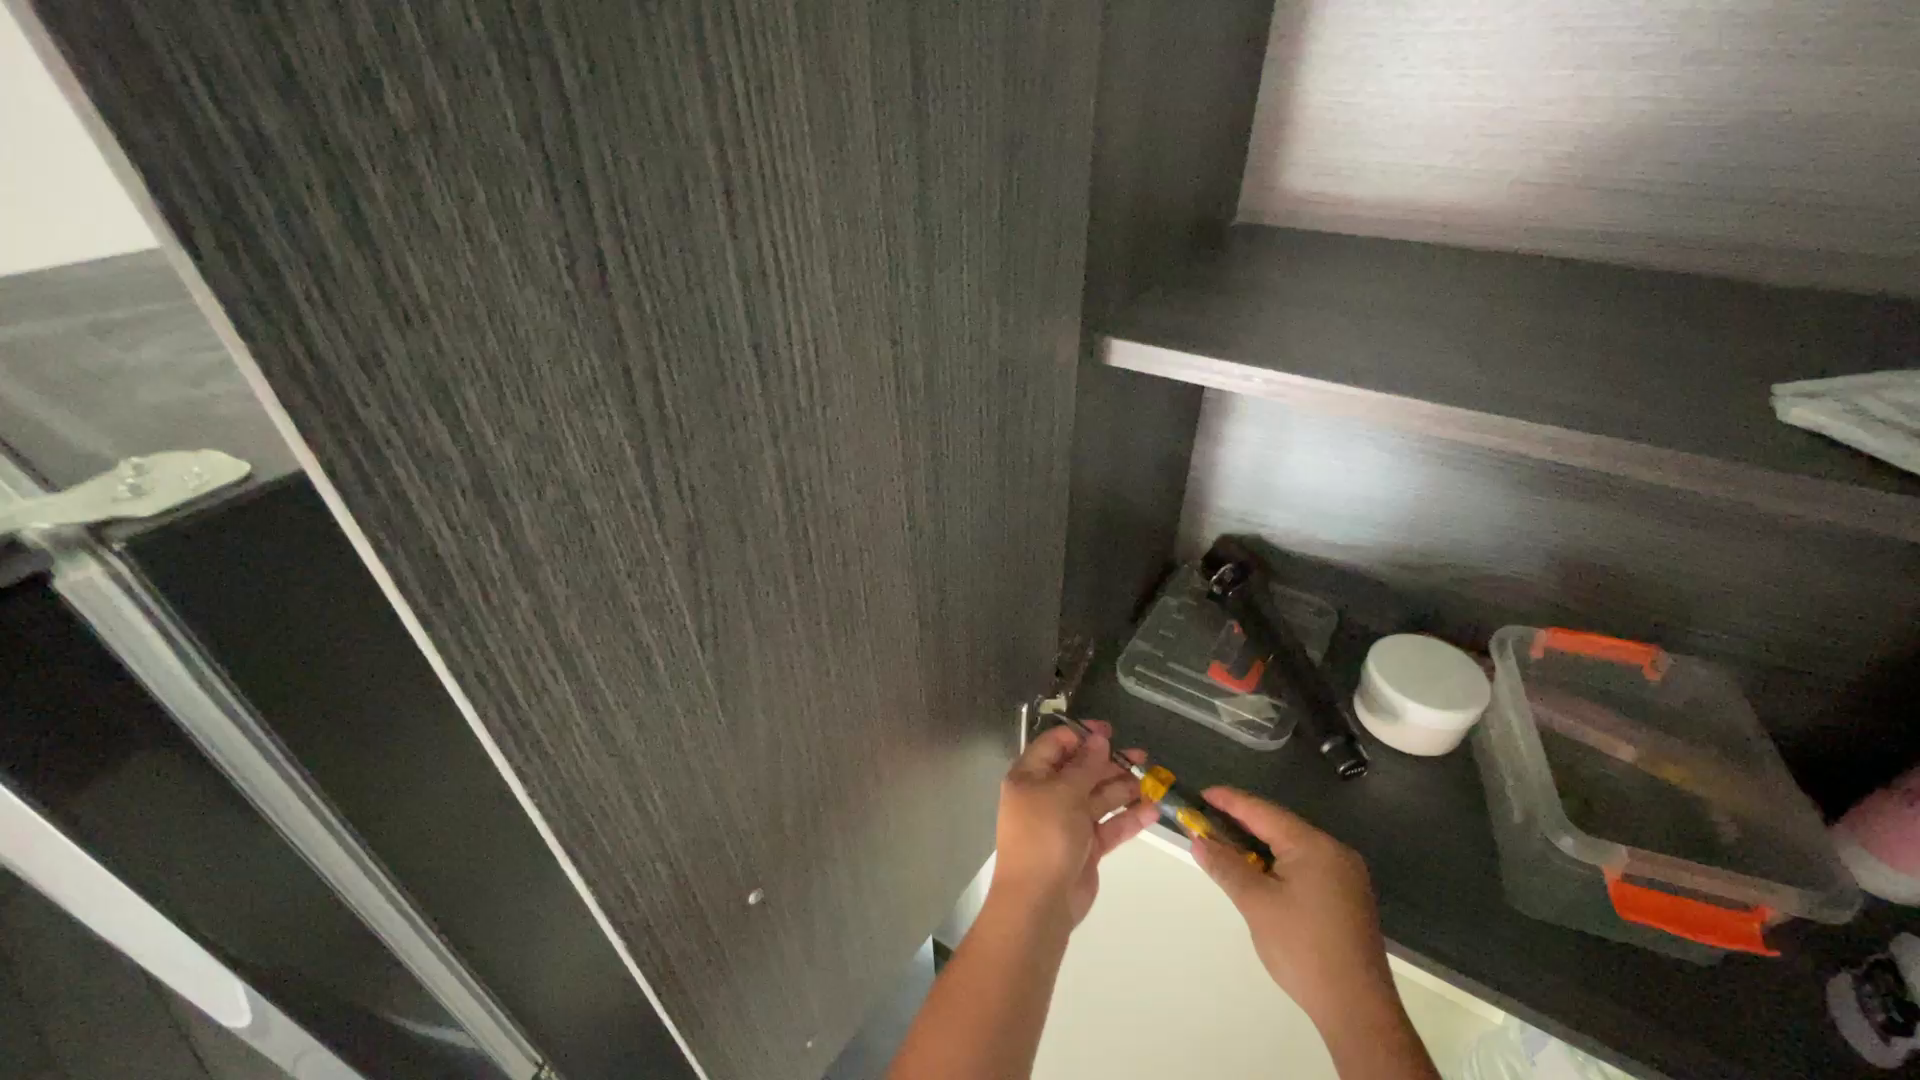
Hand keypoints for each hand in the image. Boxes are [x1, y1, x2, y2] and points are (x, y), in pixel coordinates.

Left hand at [989, 719, 1156, 924]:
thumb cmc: (1044, 837)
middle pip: (1081, 770)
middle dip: (1110, 762)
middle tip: (1142, 756)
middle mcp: (1047, 796)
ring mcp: (1067, 822)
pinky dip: (1129, 817)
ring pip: (1099, 797)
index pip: (1055, 745)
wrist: (1039, 902)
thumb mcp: (1063, 793)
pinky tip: (1152, 809)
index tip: (1110, 731)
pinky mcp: (1086, 846)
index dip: (1081, 735)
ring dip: (1124, 788)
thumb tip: (1098, 740)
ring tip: (1155, 781)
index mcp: (1030, 777)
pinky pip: (1109, 825)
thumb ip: (1084, 766)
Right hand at [1189, 787, 1395, 1028]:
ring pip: (1293, 848)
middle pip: (1280, 827)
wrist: (1356, 1007)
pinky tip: (1259, 875)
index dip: (1229, 801)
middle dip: (1242, 824)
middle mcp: (1335, 852)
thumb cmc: (1302, 948)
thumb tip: (1200, 841)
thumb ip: (1226, 867)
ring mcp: (1346, 875)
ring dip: (1259, 847)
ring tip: (1225, 849)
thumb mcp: (1256, 904)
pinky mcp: (1348, 897)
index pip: (1263, 811)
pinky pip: (1306, 866)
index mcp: (1314, 846)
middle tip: (1206, 824)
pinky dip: (1278, 865)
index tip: (1200, 795)